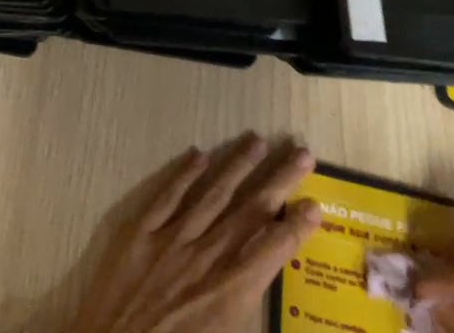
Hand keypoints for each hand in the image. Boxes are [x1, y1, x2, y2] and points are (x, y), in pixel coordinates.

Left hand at [65, 132, 321, 332]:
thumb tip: (266, 271)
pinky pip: (166, 196)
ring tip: (256, 140)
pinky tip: (199, 154)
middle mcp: (206, 256)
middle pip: (249, 211)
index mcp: (232, 290)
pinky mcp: (138, 232)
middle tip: (300, 151)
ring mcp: (170, 239)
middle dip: (278, 180)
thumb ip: (247, 300)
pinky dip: (184, 174)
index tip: (315, 203)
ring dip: (237, 165)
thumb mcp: (227, 332)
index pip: (274, 248)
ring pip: (212, 194)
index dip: (297, 225)